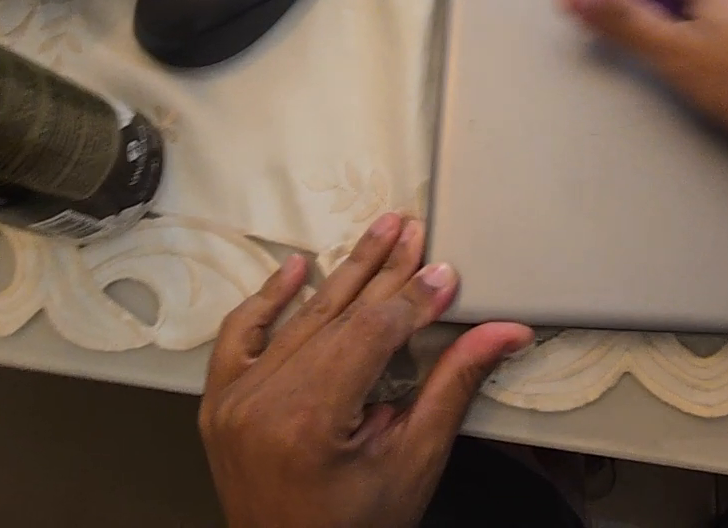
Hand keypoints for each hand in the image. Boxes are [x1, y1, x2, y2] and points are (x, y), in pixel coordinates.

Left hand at [200, 213, 534, 527]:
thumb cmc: (361, 525)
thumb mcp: (417, 459)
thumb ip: (455, 384)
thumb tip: (505, 331)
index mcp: (310, 421)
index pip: (372, 333)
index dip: (413, 298)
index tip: (446, 272)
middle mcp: (264, 402)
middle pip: (341, 315)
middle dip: (387, 270)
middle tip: (414, 228)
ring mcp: (235, 399)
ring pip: (303, 316)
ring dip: (346, 269)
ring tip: (380, 229)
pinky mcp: (221, 400)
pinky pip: (240, 333)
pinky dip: (269, 297)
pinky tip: (299, 265)